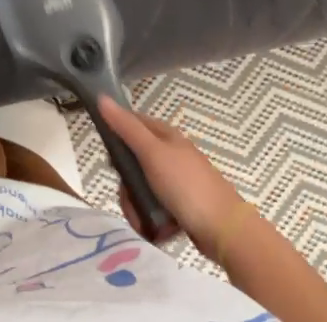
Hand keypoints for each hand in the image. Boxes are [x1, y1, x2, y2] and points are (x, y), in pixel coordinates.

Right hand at [97, 97, 255, 253]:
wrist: (224, 229)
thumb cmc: (186, 185)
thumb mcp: (152, 153)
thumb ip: (126, 128)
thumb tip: (101, 97)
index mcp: (166, 136)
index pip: (132, 124)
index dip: (116, 137)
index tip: (110, 160)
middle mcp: (170, 155)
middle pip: (133, 162)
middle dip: (127, 184)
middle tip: (129, 197)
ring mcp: (176, 181)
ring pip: (142, 188)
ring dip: (137, 206)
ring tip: (143, 220)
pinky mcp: (181, 205)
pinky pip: (155, 207)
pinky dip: (152, 218)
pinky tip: (157, 228)